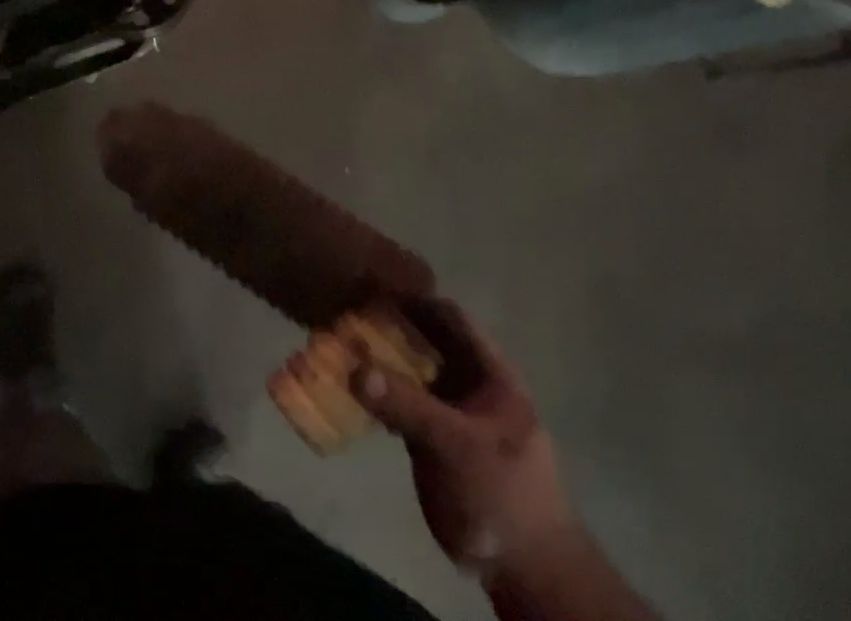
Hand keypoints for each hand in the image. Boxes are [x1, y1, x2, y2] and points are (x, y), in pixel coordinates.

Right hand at [353, 299, 580, 577]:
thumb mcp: (457, 445)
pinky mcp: (426, 437)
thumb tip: (353, 367)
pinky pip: (394, 402)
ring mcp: (446, 411)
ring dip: (372, 359)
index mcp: (491, 374)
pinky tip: (337, 385)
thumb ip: (407, 406)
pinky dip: (369, 391)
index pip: (450, 319)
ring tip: (328, 344)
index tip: (367, 287)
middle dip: (383, 328)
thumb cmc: (502, 494)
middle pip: (423, 341)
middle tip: (336, 315)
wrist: (522, 564)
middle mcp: (467, 384)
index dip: (413, 300)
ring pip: (405, 371)